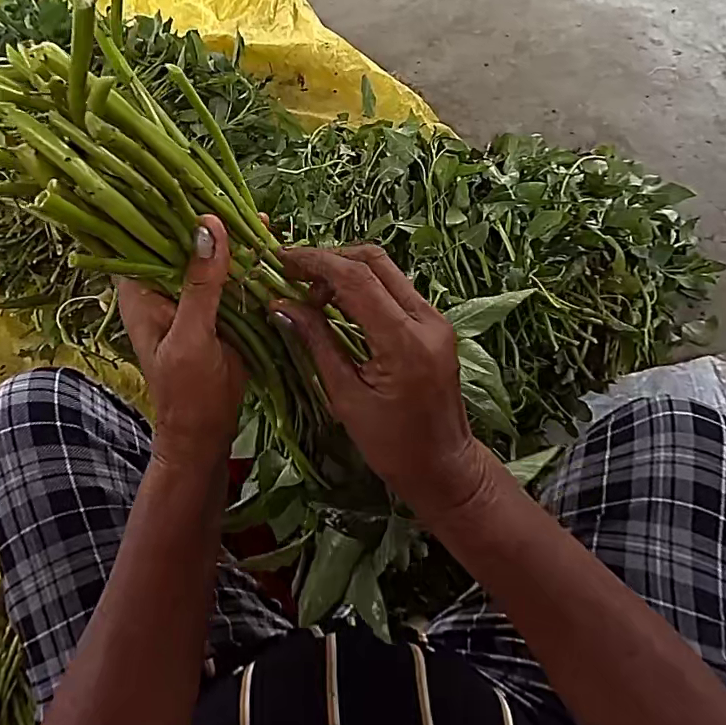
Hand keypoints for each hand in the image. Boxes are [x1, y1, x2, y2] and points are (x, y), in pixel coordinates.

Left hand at [116, 214, 246, 468]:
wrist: (208, 428)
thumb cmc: (187, 390)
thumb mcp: (191, 336)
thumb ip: (201, 284)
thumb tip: (210, 225)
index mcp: (141, 292)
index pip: (140, 238)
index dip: (158, 209)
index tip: (183, 181)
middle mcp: (164, 287)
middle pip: (181, 242)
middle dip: (206, 219)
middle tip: (229, 192)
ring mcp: (193, 295)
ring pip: (210, 256)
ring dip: (232, 239)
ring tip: (256, 215)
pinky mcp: (219, 305)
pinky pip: (232, 275)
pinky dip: (249, 261)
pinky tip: (268, 243)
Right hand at [271, 246, 496, 519]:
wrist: (444, 465)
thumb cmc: (392, 445)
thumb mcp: (346, 397)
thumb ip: (316, 342)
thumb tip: (281, 305)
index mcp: (404, 341)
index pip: (357, 279)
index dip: (315, 262)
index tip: (281, 260)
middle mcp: (426, 320)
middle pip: (375, 261)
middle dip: (330, 259)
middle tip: (293, 273)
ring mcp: (436, 319)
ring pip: (387, 271)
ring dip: (346, 271)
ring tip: (310, 292)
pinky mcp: (435, 324)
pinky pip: (396, 290)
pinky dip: (364, 287)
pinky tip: (338, 303)